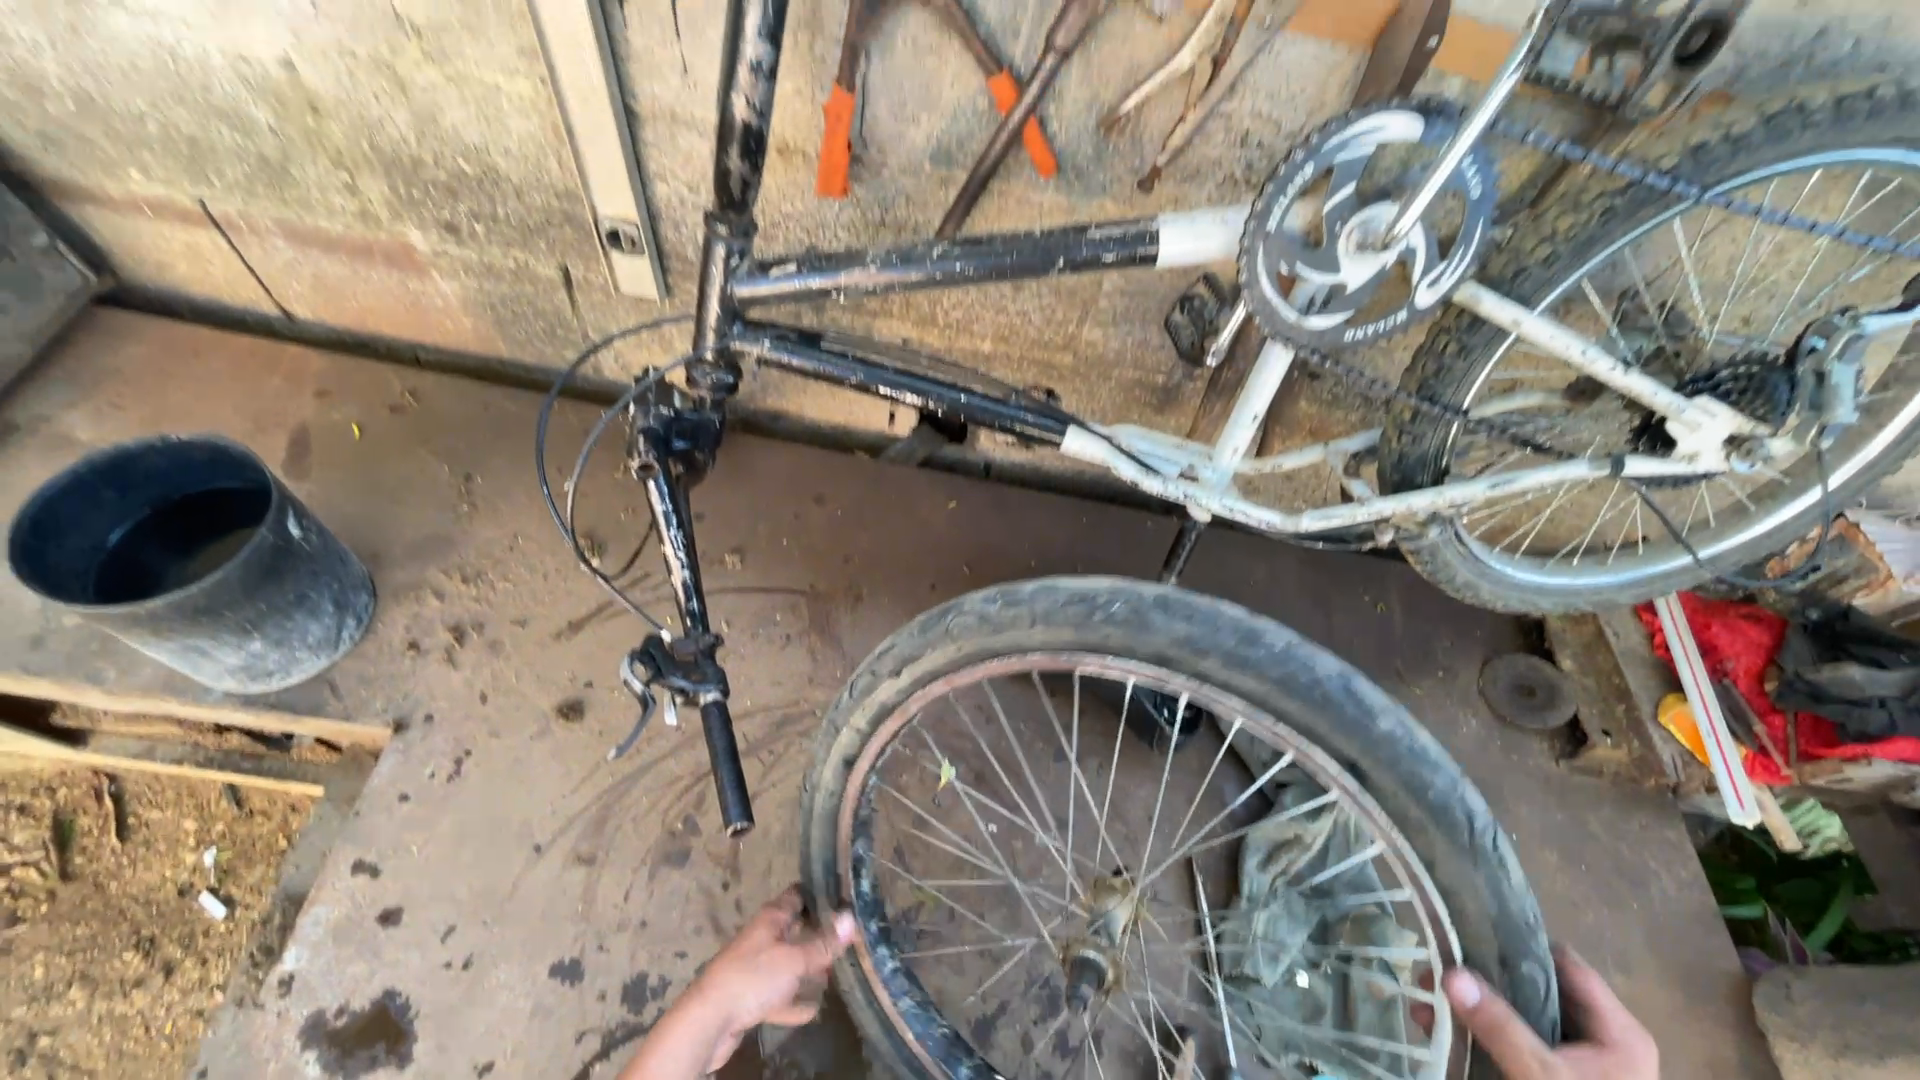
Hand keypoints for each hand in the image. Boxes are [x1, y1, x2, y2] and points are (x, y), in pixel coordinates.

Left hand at [692, 885, 856, 1062]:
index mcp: (771, 919)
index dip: (819, 894)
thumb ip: (823, 943)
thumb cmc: (753, 978)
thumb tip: (852, 917)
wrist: (709, 1021)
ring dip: (807, 971)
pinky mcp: (751, 997)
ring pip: (788, 964)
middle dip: (818, 936)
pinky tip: (811, 1010)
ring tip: (833, 976)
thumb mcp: (794, 958)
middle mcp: (763, 938)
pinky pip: (779, 995)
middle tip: (848, 940)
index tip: (844, 897)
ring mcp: (756, 968)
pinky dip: (793, 1002)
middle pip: (795, 931)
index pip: (797, 895)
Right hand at [1443, 945, 1658, 1078]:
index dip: (1517, 945)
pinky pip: (1517, 1045)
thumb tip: (1448, 971)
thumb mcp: (1541, 1077)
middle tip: (1433, 975)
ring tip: (1425, 1006)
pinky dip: (1481, 1037)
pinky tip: (1442, 1034)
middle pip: (1536, 989)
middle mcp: (1602, 1039)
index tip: (1466, 937)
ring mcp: (1581, 1063)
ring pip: (1520, 1018)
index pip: (1564, 963)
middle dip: (1481, 982)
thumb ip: (1498, 1025)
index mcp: (1618, 1031)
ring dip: (1472, 1010)